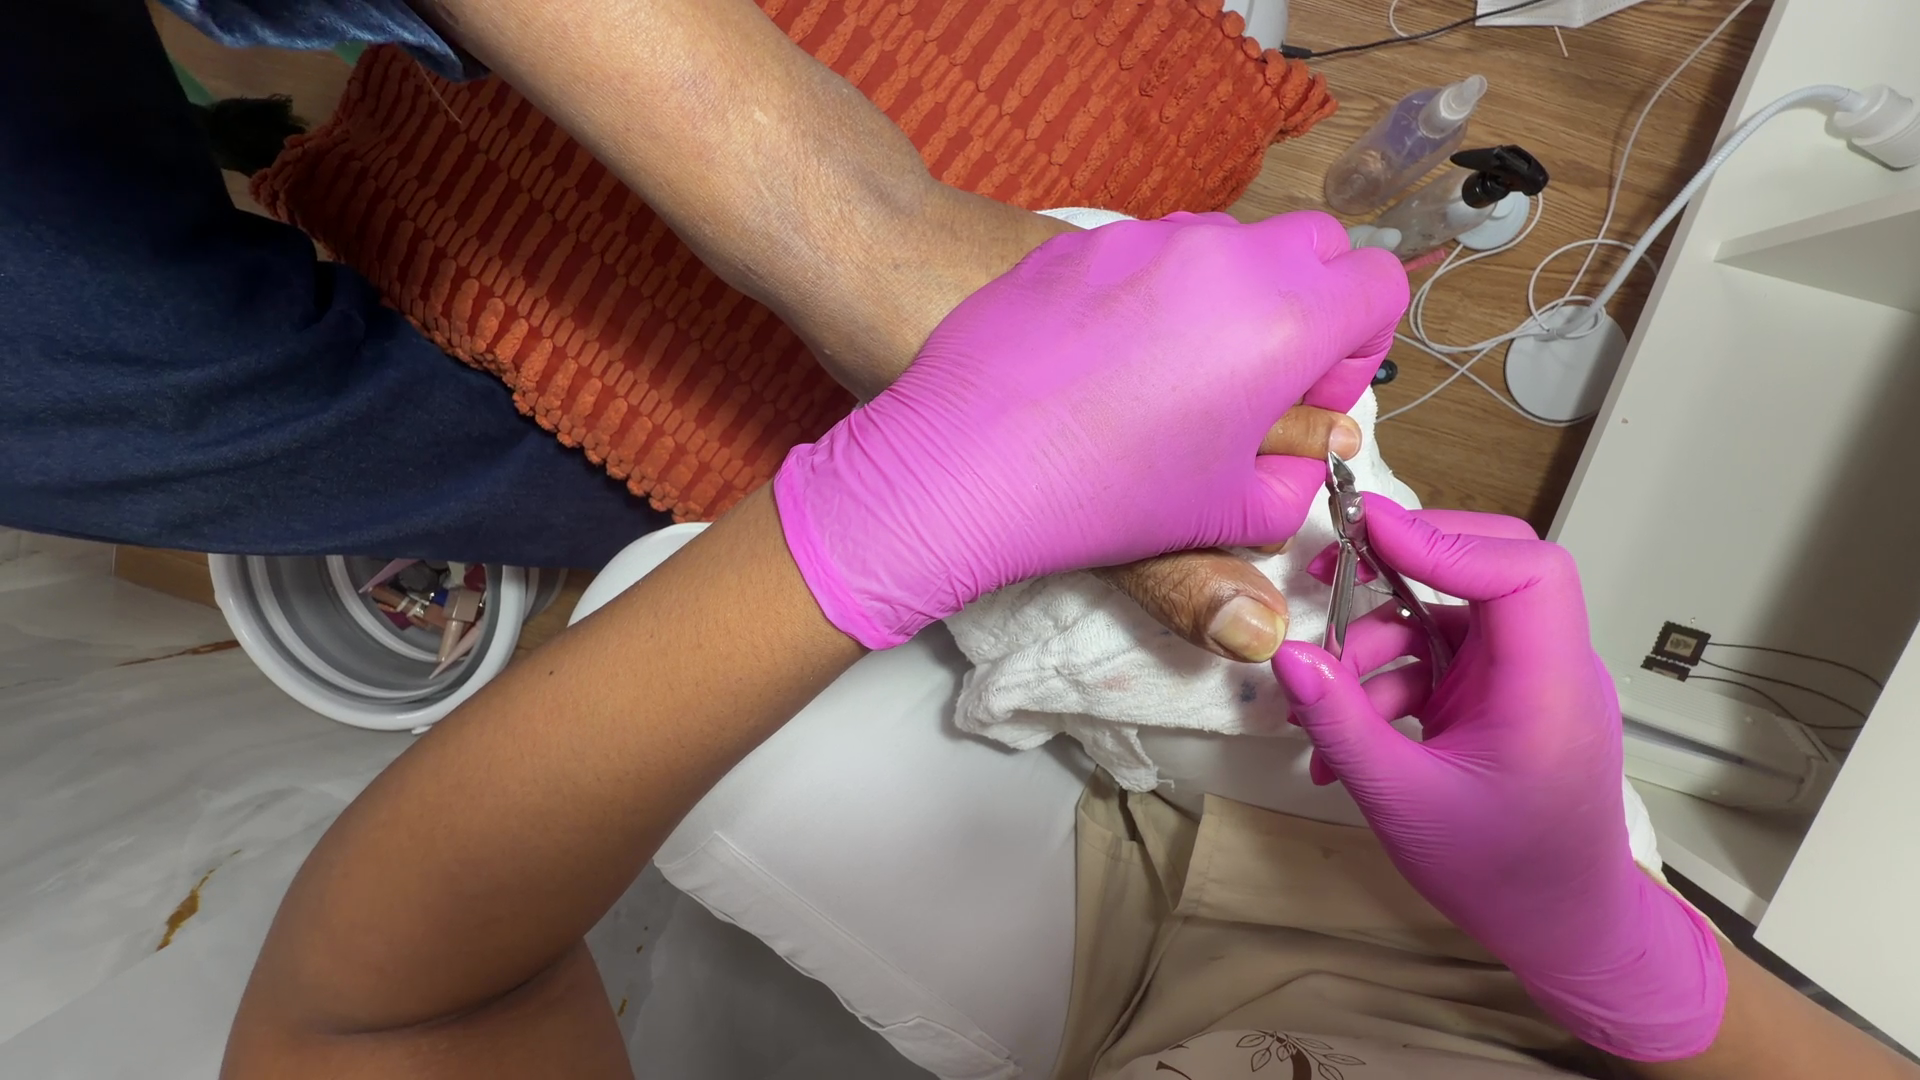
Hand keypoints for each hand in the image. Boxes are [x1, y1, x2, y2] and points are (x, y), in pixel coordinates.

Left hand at [775, 211, 1405, 648]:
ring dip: (1228, 301)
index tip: (1307, 403)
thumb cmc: (1085, 494)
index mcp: (1278, 317)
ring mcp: (1144, 238)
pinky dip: (1155, 294)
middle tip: (1253, 388)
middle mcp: (1222, 256)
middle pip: (1312, 251)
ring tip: (1169, 380)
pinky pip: (1148, 254)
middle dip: (1306, 312)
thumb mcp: (1200, 520)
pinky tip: (1101, 360)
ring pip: (1226, 247)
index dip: (1357, 351)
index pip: (1378, 289)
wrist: (946, 453)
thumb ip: (1276, 508)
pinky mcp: (1078, 244)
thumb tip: (1303, 490)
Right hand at [1271, 496, 1726, 1061]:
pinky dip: (1377, 682)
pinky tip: (1343, 736)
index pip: (1522, 574)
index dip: (1442, 539)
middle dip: (1398, 563)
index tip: (1363, 526)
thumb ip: (1341, 722)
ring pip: (1438, 614)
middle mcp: (1542, 666)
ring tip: (1322, 707)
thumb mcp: (1401, 800)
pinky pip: (1426, 657)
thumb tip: (1287, 652)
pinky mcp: (1491, 693)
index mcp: (1546, 688)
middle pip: (1485, 566)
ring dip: (1368, 646)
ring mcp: (1517, 677)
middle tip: (1326, 575)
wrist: (1561, 929)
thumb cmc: (1500, 873)